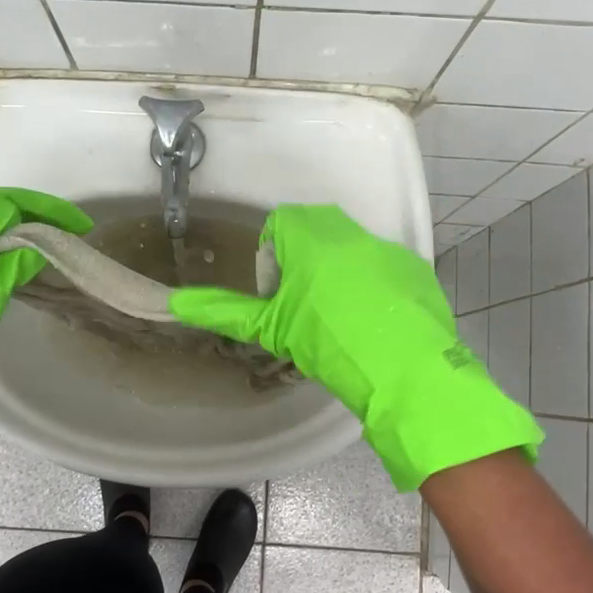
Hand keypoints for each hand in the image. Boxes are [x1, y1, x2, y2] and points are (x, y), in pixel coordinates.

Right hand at [169, 204, 538, 490]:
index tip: (275, 294)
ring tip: (339, 322)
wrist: (401, 369)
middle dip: (303, 262)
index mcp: (310, 237)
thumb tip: (176, 304)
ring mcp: (388, 250)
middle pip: (316, 231)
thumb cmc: (325, 342)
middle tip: (301, 306)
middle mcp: (350, 233)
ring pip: (353, 250)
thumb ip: (222, 311)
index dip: (270, 257)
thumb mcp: (268, 329)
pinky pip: (385, 270)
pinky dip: (374, 288)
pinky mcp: (416, 271)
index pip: (279, 223)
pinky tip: (374, 327)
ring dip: (339, 274)